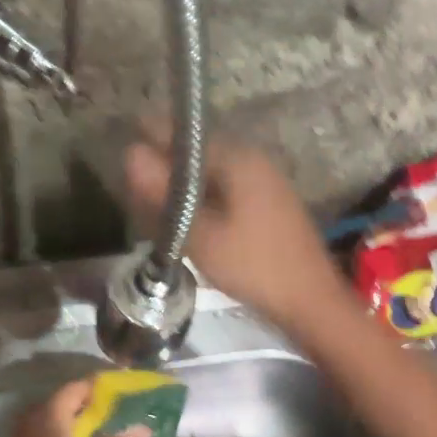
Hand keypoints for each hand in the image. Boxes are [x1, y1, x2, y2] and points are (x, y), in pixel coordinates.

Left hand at [0, 379, 151, 436]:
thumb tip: (145, 430)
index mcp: (47, 415)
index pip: (75, 388)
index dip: (99, 387)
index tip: (122, 390)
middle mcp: (30, 421)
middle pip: (63, 403)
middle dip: (90, 405)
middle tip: (117, 411)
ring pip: (54, 422)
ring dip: (78, 424)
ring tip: (105, 431)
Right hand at [125, 120, 347, 330]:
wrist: (309, 301)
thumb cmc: (252, 266)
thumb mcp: (200, 234)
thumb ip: (163, 195)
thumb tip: (129, 154)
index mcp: (239, 160)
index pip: (188, 135)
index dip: (155, 136)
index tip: (126, 140)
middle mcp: (254, 162)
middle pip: (201, 155)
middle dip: (168, 164)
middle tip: (133, 180)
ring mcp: (266, 185)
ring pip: (213, 177)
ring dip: (184, 186)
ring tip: (152, 202)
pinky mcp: (269, 208)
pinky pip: (227, 194)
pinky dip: (203, 202)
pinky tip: (186, 221)